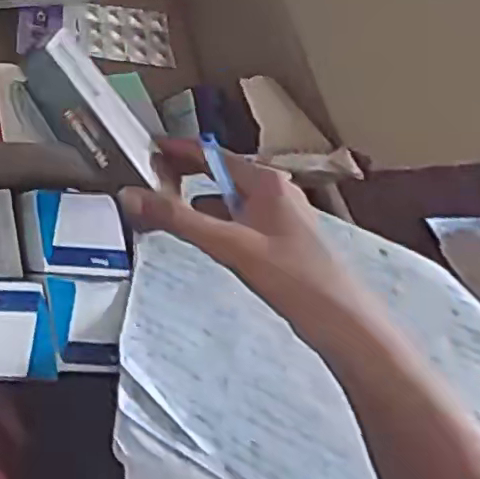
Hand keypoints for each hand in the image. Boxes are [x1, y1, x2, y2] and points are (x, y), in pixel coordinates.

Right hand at [118, 138, 373, 334]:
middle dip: (182, 175)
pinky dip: (210, 221)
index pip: (209, 153)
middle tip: (148, 183)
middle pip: (216, 173)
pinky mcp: (278, 239)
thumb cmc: (296, 279)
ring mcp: (278, 216)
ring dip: (194, 201)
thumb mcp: (228, 245)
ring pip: (224, 198)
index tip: (144, 149)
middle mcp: (273, 191)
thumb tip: (130, 196)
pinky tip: (199, 238)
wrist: (348, 329)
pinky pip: (234, 219)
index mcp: (265, 182)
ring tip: (165, 212)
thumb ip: (176, 218)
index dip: (175, 149)